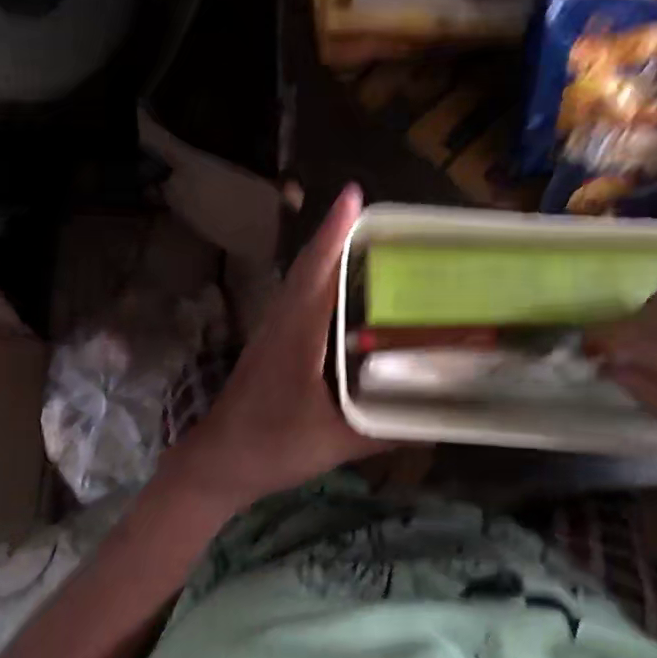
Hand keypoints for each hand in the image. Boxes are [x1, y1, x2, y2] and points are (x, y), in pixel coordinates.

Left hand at [159, 184, 386, 510]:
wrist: (216, 463)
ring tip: (363, 241)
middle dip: (336, 234)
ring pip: (300, 282)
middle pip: (308, 267)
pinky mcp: (270, 346)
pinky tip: (340, 294)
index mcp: (296, 335)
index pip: (317, 273)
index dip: (335, 233)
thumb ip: (387, 431)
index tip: (353, 194)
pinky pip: (297, 301)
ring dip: (326, 256)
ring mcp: (271, 333)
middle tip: (373, 213)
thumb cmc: (272, 447)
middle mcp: (281, 323)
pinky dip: (319, 282)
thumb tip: (439, 422)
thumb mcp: (336, 443)